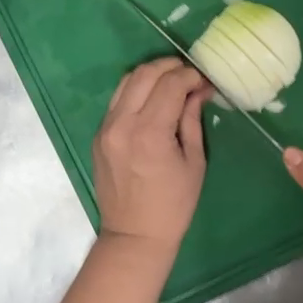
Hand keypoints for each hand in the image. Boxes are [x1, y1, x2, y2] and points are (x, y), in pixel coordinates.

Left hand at [92, 58, 211, 260]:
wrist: (133, 235)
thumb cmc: (173, 205)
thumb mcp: (194, 162)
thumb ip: (192, 120)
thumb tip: (199, 90)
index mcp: (149, 132)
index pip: (170, 84)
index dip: (190, 75)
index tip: (203, 80)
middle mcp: (122, 123)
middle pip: (144, 74)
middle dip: (169, 67)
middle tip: (188, 74)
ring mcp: (105, 128)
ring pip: (125, 82)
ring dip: (150, 75)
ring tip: (171, 81)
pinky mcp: (98, 135)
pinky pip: (117, 101)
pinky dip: (135, 92)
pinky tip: (152, 100)